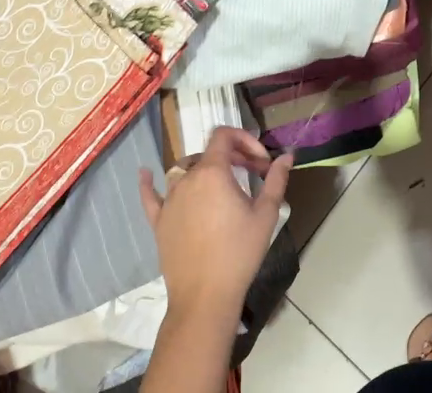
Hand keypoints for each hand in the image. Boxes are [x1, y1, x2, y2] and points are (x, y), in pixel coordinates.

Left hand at [139, 127, 292, 318]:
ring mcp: (169, 200)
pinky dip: (148, 182)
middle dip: (232, 157)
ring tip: (220, 183)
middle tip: (252, 175)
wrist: (205, 296)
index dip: (244, 139)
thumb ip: (276, 180)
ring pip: (183, 170)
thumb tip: (286, 156)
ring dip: (203, 168)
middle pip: (207, 153)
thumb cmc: (239, 253)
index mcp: (212, 172)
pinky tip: (144, 172)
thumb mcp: (265, 214)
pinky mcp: (158, 221)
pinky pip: (150, 196)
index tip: (261, 161)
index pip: (224, 136)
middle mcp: (186, 179)